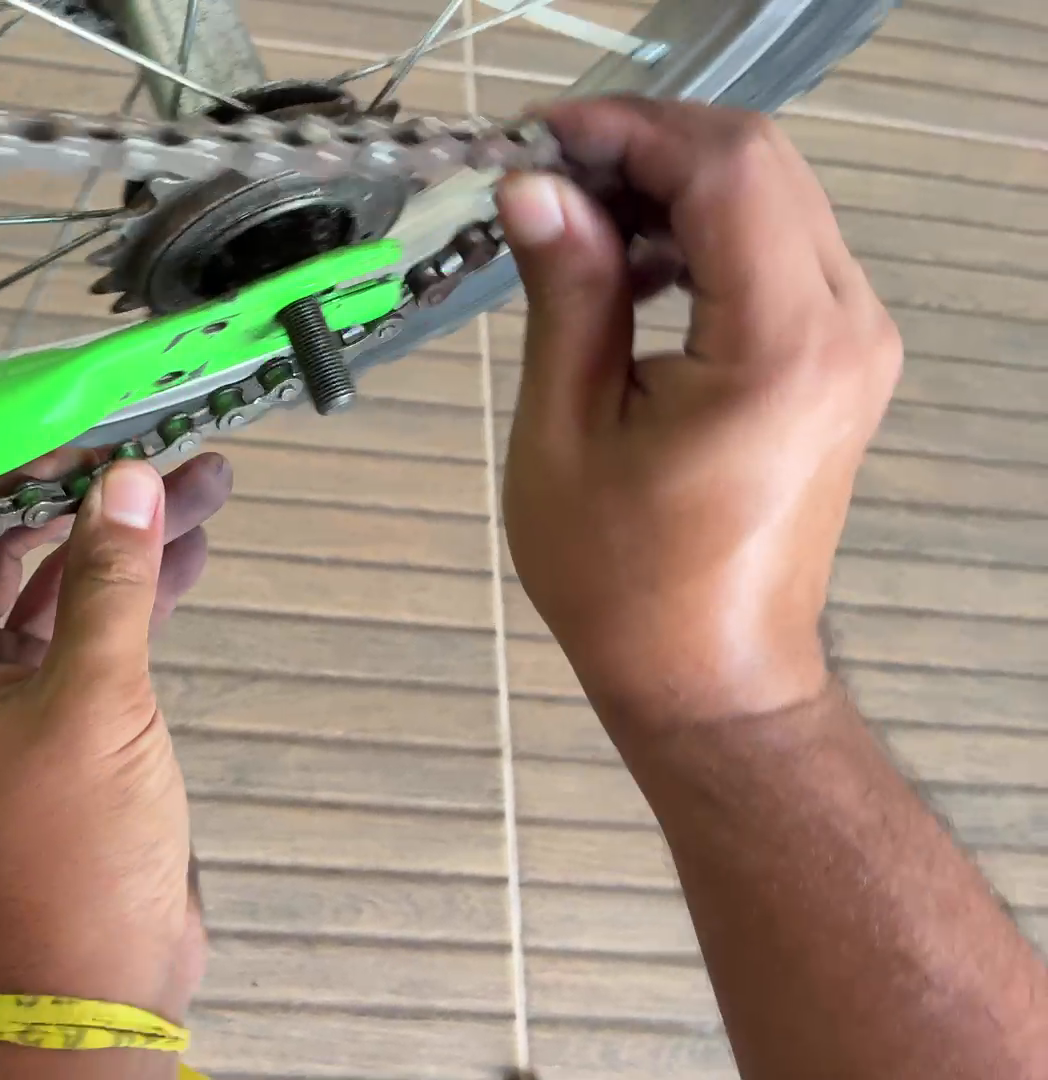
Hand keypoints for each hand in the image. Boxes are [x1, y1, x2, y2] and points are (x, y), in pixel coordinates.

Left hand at [0, 453, 231, 1021]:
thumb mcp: (90, 700)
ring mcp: (16, 687)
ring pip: (67, 588)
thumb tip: (125, 485)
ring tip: (199, 485)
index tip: (68, 437)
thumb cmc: (68, 854)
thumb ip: (107, 584)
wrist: (104, 974)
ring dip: (128, 543)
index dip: (1, 482)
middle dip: (85, 505)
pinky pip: (100, 630)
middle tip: (147, 455)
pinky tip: (191, 551)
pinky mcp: (68, 709)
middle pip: (15, 553)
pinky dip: (143, 593)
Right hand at [495, 98, 901, 729]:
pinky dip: (695, 242)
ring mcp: (856, 341)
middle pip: (761, 173)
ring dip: (666, 195)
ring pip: (771, 208)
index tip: (537, 136)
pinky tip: (625, 277)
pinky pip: (773, 260)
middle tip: (540, 177)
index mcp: (777, 344)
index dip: (630, 130)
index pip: (727, 171)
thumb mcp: (563, 429)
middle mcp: (848, 322)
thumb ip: (566, 296)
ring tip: (567, 229)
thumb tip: (535, 190)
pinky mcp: (837, 362)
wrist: (702, 665)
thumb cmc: (611, 568)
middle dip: (644, 151)